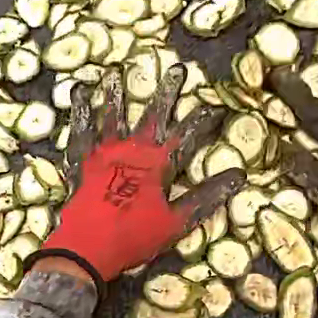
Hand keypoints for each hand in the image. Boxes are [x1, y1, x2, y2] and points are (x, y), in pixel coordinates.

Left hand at [40, 64, 244, 282]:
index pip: (188, 135)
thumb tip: (238, 176)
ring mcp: (104, 153)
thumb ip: (205, 197)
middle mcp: (132, 151)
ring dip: (118, 93)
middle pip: (153, 115)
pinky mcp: (82, 161)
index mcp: (157, 164)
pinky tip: (80, 93)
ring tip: (117, 71)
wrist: (87, 247)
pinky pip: (81, 131)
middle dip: (168, 92)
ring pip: (114, 116)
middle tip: (177, 69)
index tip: (217, 104)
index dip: (203, 119)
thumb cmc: (134, 236)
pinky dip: (81, 111)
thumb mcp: (175, 221)